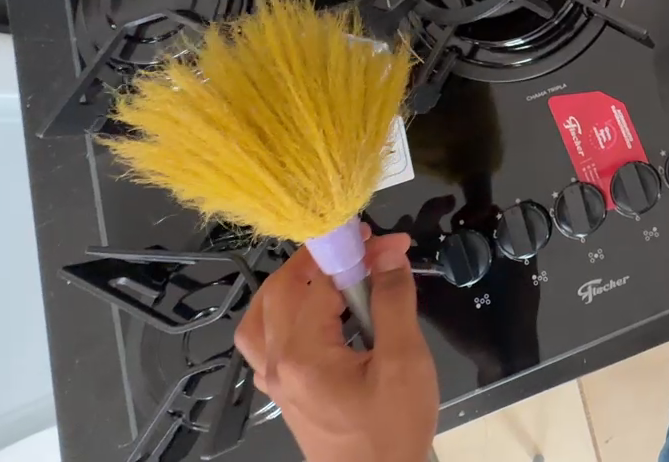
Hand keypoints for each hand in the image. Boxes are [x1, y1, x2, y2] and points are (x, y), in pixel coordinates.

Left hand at [236, 232, 437, 461]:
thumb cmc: (392, 427)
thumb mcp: (404, 359)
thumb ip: (393, 300)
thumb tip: (389, 251)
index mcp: (302, 354)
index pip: (320, 281)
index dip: (355, 252)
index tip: (391, 241)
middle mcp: (277, 365)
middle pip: (278, 293)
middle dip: (319, 260)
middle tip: (363, 247)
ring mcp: (277, 382)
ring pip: (264, 318)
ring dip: (294, 285)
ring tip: (336, 271)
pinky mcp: (287, 393)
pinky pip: (271, 340)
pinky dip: (290, 312)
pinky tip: (326, 311)